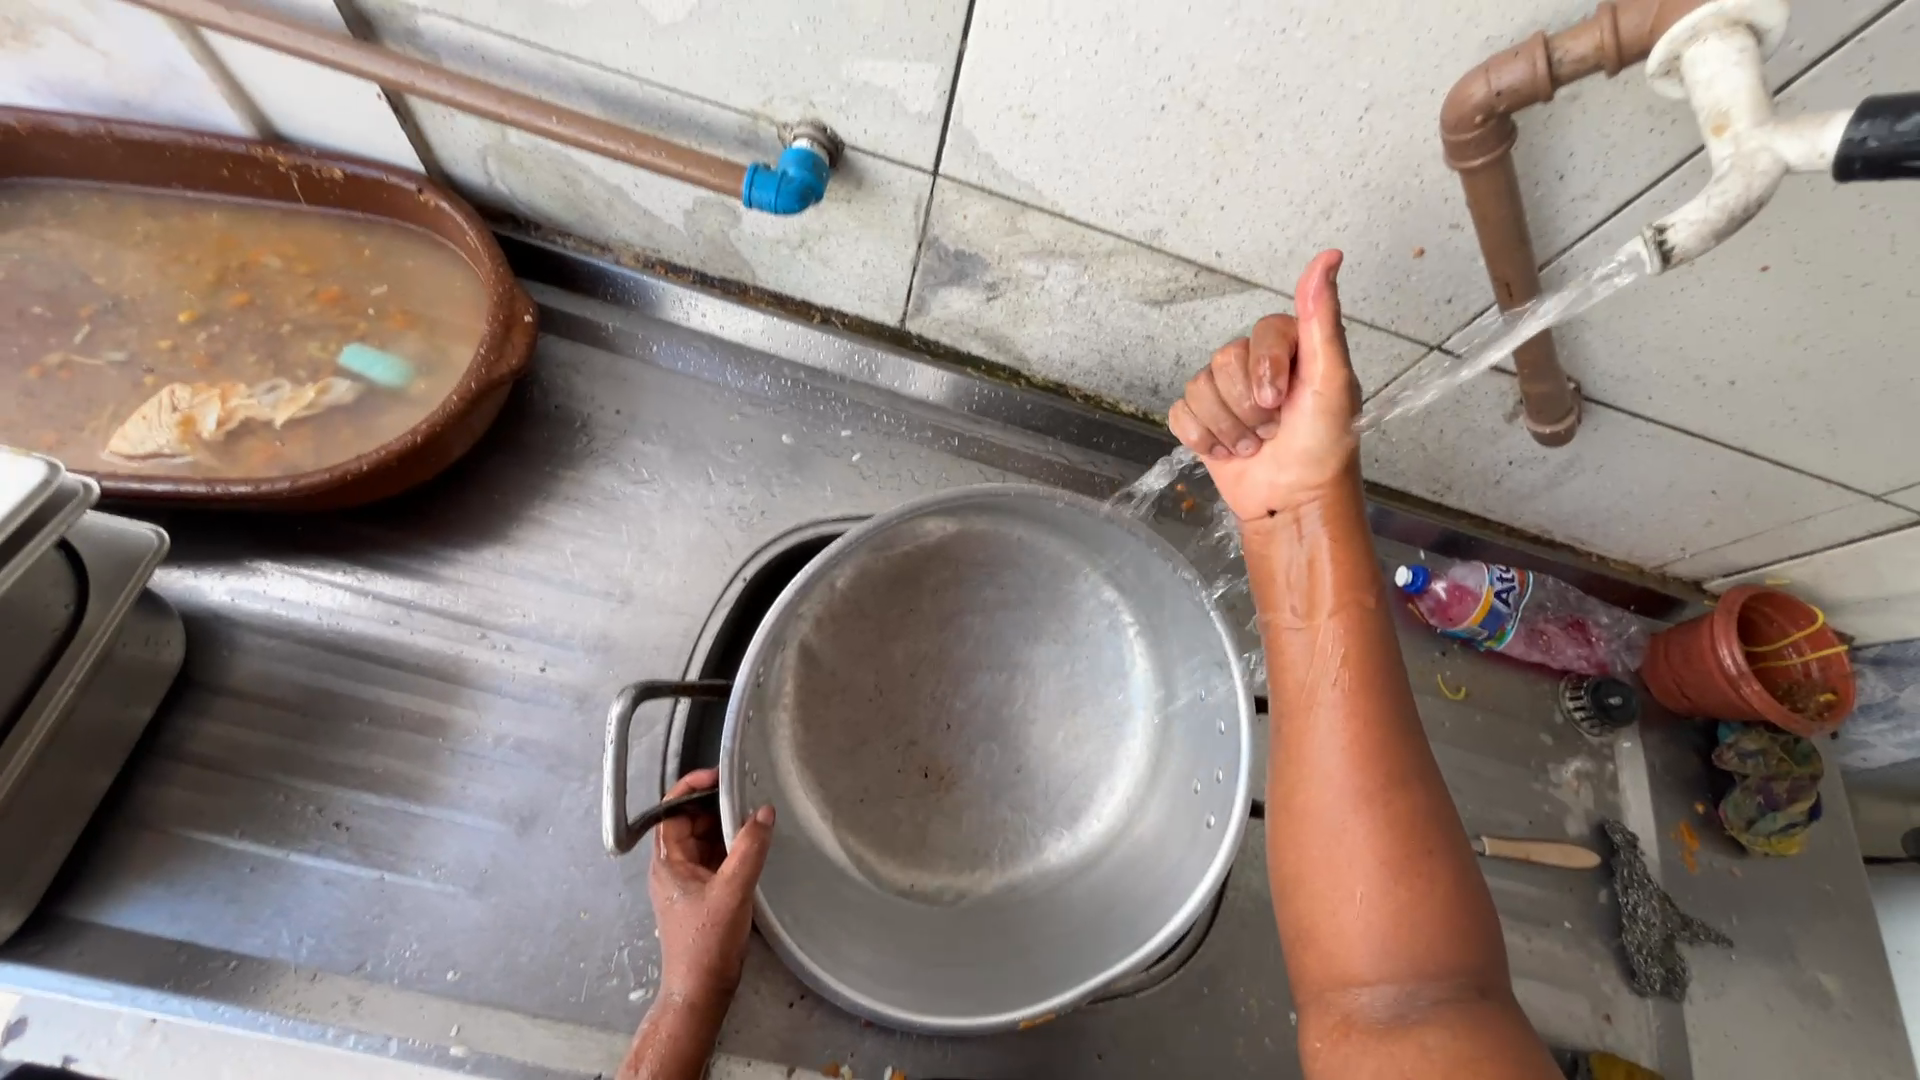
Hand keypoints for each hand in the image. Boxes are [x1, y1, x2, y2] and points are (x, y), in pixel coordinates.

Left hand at [650, 768, 773, 1009]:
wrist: (702, 990)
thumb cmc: (706, 941)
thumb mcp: (732, 890)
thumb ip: (749, 848)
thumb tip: (765, 811)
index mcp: (667, 861)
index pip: (671, 810)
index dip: (690, 787)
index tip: (718, 775)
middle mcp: (674, 866)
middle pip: (691, 821)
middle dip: (716, 804)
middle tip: (746, 791)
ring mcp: (689, 880)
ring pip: (706, 838)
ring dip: (727, 824)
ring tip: (755, 811)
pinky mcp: (706, 891)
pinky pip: (718, 855)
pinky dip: (734, 844)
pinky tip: (755, 840)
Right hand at [1167, 250, 1360, 520]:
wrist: (1292, 501)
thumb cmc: (1323, 446)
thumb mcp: (1333, 380)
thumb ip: (1322, 319)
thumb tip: (1329, 256)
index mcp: (1289, 348)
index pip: (1258, 333)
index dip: (1264, 369)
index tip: (1282, 401)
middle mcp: (1253, 364)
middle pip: (1222, 360)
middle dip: (1246, 406)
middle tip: (1272, 429)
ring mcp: (1223, 394)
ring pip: (1198, 388)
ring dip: (1227, 426)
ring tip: (1253, 445)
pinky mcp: (1200, 421)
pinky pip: (1180, 413)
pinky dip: (1201, 437)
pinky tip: (1224, 452)